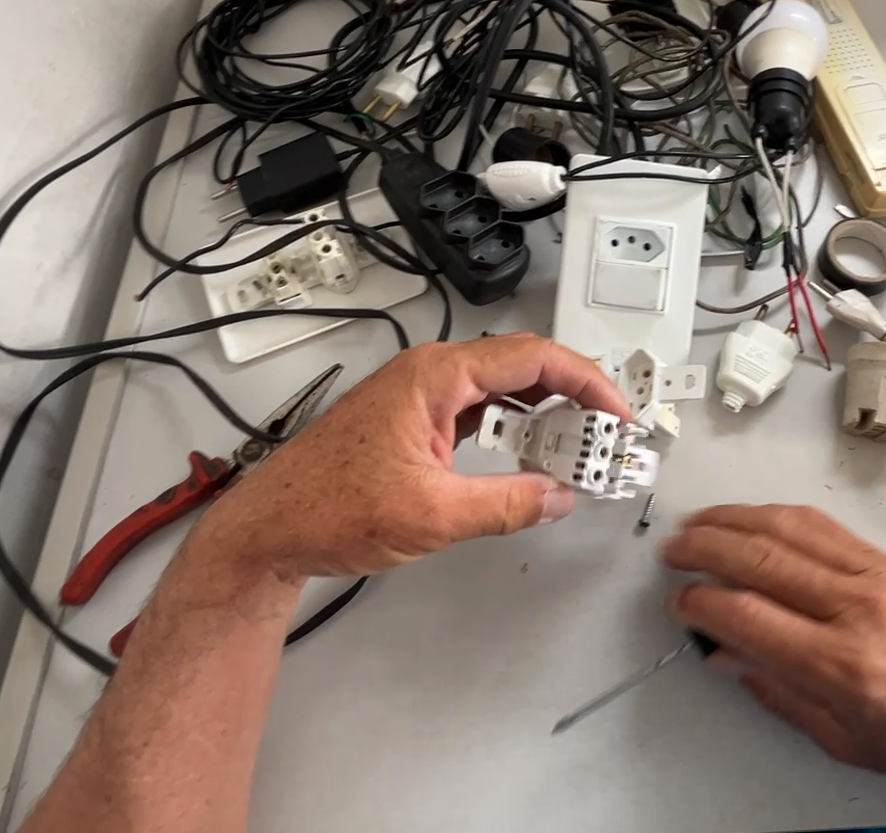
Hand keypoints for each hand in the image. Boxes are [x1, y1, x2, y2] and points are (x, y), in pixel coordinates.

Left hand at [197, 334, 628, 583]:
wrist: (270, 529)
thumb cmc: (329, 508)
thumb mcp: (435, 514)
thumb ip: (508, 505)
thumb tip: (559, 497)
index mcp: (437, 376)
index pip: (533, 358)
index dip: (586, 381)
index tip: (615, 412)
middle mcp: (431, 372)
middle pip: (522, 362)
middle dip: (573, 392)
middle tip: (607, 428)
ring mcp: (421, 391)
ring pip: (502, 382)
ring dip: (545, 407)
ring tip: (579, 439)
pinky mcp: (415, 414)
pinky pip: (480, 403)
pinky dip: (515, 420)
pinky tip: (531, 445)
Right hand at [663, 504, 885, 795]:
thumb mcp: (848, 743)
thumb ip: (779, 693)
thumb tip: (724, 655)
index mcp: (843, 666)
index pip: (749, 617)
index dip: (701, 605)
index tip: (679, 604)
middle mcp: (854, 609)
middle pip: (758, 559)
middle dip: (703, 549)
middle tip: (672, 553)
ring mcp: (871, 574)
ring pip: (784, 528)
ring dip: (731, 520)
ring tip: (696, 524)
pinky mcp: (882, 558)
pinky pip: (818, 523)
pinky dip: (773, 515)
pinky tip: (749, 517)